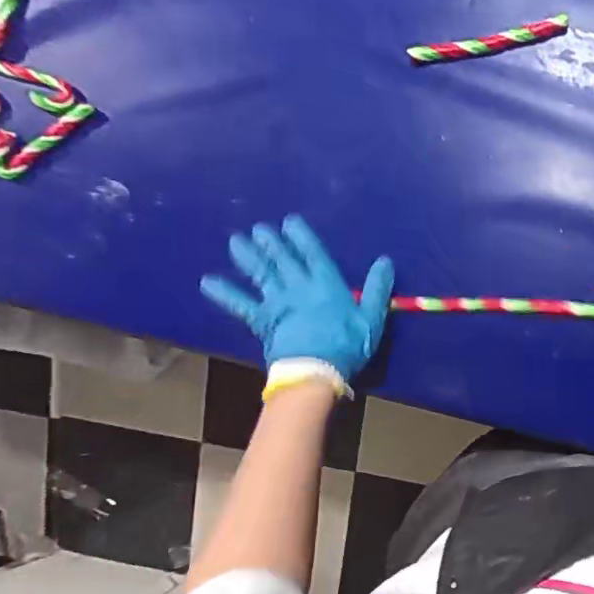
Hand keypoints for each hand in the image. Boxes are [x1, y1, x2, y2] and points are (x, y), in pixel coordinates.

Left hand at [200, 215, 393, 390]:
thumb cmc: (348, 346)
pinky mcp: (263, 320)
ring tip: (236, 243)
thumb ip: (377, 289)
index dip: (301, 236)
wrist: (316, 371)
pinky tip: (207, 282)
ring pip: (260, 273)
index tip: (289, 222)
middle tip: (258, 229)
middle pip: (281, 259)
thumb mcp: (372, 318)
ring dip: (247, 257)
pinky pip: (240, 303)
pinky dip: (224, 293)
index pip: (312, 253)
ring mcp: (278, 302)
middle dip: (270, 242)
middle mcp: (299, 286)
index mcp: (327, 284)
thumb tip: (385, 261)